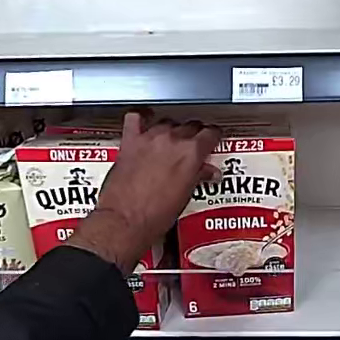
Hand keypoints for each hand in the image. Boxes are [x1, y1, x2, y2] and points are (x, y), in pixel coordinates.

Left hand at [69, 113, 220, 271]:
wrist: (125, 221)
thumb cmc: (154, 215)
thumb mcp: (186, 196)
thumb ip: (198, 177)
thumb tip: (207, 173)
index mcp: (191, 153)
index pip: (211, 133)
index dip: (214, 136)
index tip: (213, 139)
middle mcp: (172, 140)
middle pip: (190, 125)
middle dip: (195, 134)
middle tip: (194, 144)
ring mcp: (150, 139)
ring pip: (167, 122)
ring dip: (171, 129)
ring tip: (171, 139)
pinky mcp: (130, 142)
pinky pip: (136, 119)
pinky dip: (141, 118)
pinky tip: (144, 121)